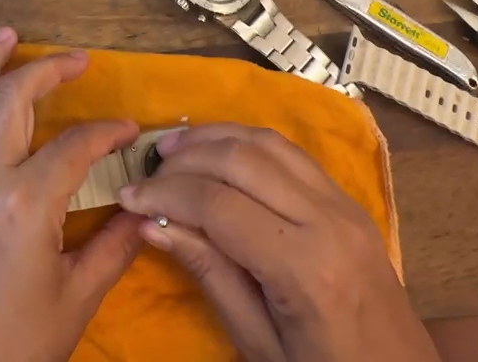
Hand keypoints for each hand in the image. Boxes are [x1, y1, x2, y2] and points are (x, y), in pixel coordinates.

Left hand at [0, 28, 145, 361]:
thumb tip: (149, 209)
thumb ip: (115, 246)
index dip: (107, 132)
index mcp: (25, 203)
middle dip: (47, 71)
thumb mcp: (77, 297)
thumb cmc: (18, 340)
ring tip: (6, 35)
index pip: (75, 146)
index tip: (128, 131)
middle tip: (74, 59)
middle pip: (12, 100)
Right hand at [118, 124, 437, 361]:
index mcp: (306, 269)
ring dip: (213, 137)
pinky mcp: (350, 201)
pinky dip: (245, 141)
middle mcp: (329, 223)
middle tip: (147, 171)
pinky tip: (217, 152)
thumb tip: (150, 223)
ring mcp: (345, 206)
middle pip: (239, 159)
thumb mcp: (259, 343)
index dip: (164, 194)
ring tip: (173, 149)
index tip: (127, 196)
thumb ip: (208, 274)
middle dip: (184, 158)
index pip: (217, 204)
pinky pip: (290, 152)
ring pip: (265, 142)